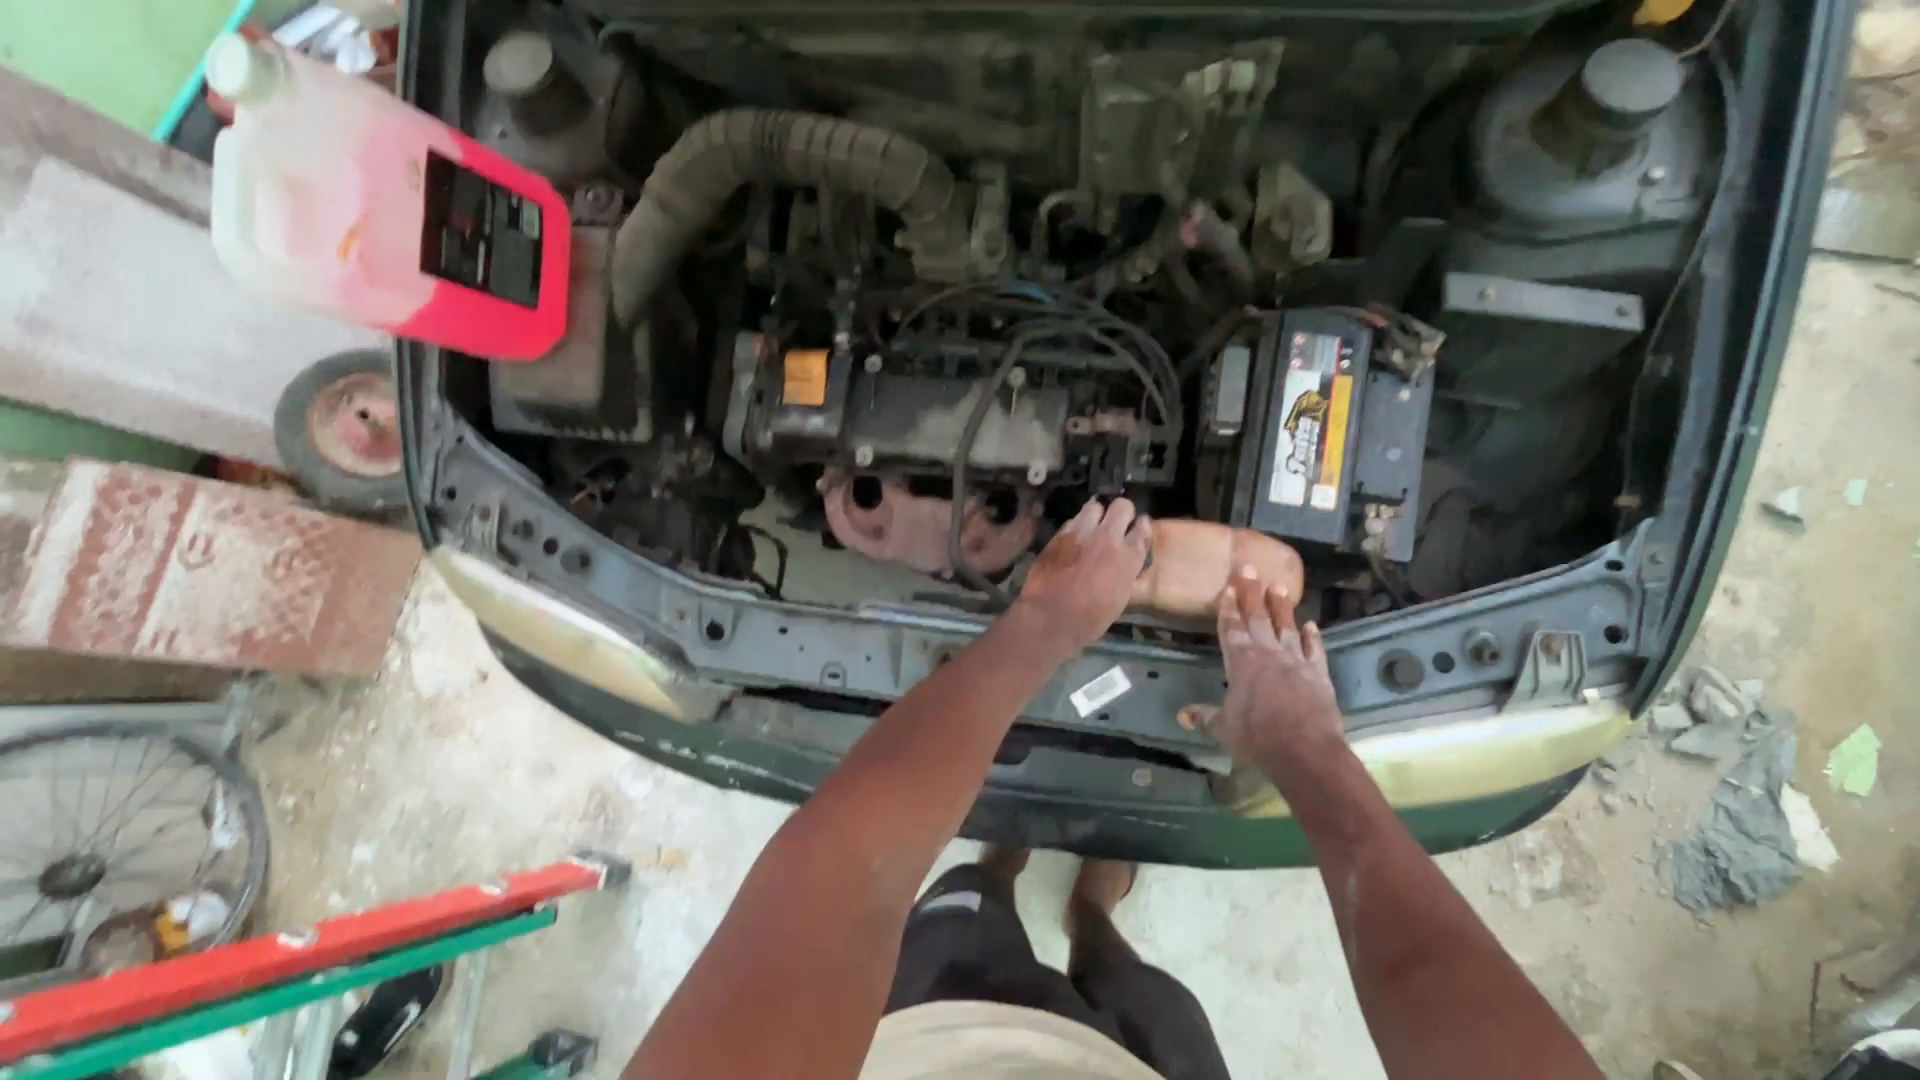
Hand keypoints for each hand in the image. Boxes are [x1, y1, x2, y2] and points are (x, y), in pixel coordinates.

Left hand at [1013, 498, 1151, 655]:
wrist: (1050, 616)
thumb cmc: (1090, 619)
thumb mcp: (1120, 599)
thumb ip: (1126, 572)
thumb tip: (1126, 564)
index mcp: (1128, 556)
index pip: (1144, 527)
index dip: (1141, 527)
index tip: (1137, 530)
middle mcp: (1108, 537)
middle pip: (1122, 505)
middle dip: (1122, 513)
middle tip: (1116, 525)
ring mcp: (1081, 532)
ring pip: (1095, 506)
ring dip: (1097, 515)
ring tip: (1093, 528)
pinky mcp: (1059, 534)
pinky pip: (1073, 520)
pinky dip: (1077, 526)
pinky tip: (1074, 539)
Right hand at [1208, 566, 1341, 769]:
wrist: (1305, 750)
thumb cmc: (1257, 737)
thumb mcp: (1223, 728)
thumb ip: (1205, 716)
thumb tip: (1182, 715)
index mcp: (1241, 662)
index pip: (1232, 628)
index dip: (1229, 609)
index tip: (1228, 588)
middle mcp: (1268, 654)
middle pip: (1258, 618)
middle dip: (1252, 593)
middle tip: (1249, 569)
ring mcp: (1296, 662)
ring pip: (1287, 627)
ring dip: (1282, 607)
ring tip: (1279, 586)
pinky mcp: (1319, 675)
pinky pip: (1315, 650)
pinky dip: (1313, 637)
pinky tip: (1312, 625)